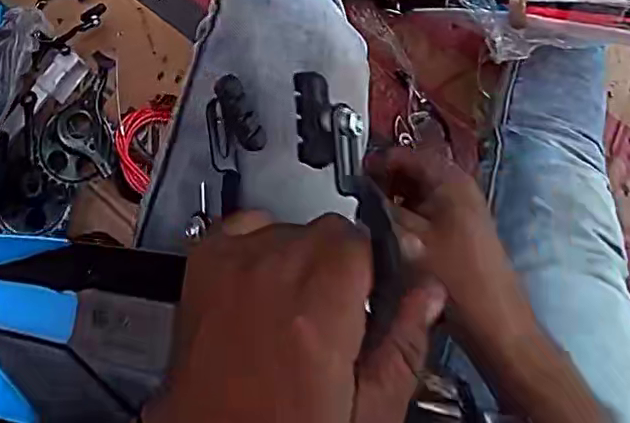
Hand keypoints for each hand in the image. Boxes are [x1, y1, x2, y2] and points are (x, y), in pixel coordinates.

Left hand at [146, 210, 446, 422]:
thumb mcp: (367, 412)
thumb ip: (402, 346)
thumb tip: (426, 294)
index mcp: (315, 311)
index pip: (357, 239)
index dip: (374, 262)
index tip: (377, 286)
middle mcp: (269, 273)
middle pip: (322, 231)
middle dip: (340, 262)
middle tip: (340, 311)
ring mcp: (231, 261)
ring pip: (285, 225)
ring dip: (300, 254)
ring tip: (299, 306)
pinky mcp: (203, 258)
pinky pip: (241, 225)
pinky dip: (258, 244)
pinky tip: (265, 283)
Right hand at [365, 144, 532, 349]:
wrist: (497, 328)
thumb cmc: (455, 278)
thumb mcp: (404, 234)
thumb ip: (377, 202)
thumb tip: (360, 186)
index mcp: (451, 180)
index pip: (404, 152)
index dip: (376, 160)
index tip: (356, 173)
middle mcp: (461, 189)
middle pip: (411, 168)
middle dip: (384, 178)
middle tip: (362, 192)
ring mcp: (464, 210)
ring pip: (416, 189)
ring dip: (393, 196)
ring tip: (374, 212)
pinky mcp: (462, 231)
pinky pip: (425, 208)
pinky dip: (406, 212)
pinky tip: (394, 231)